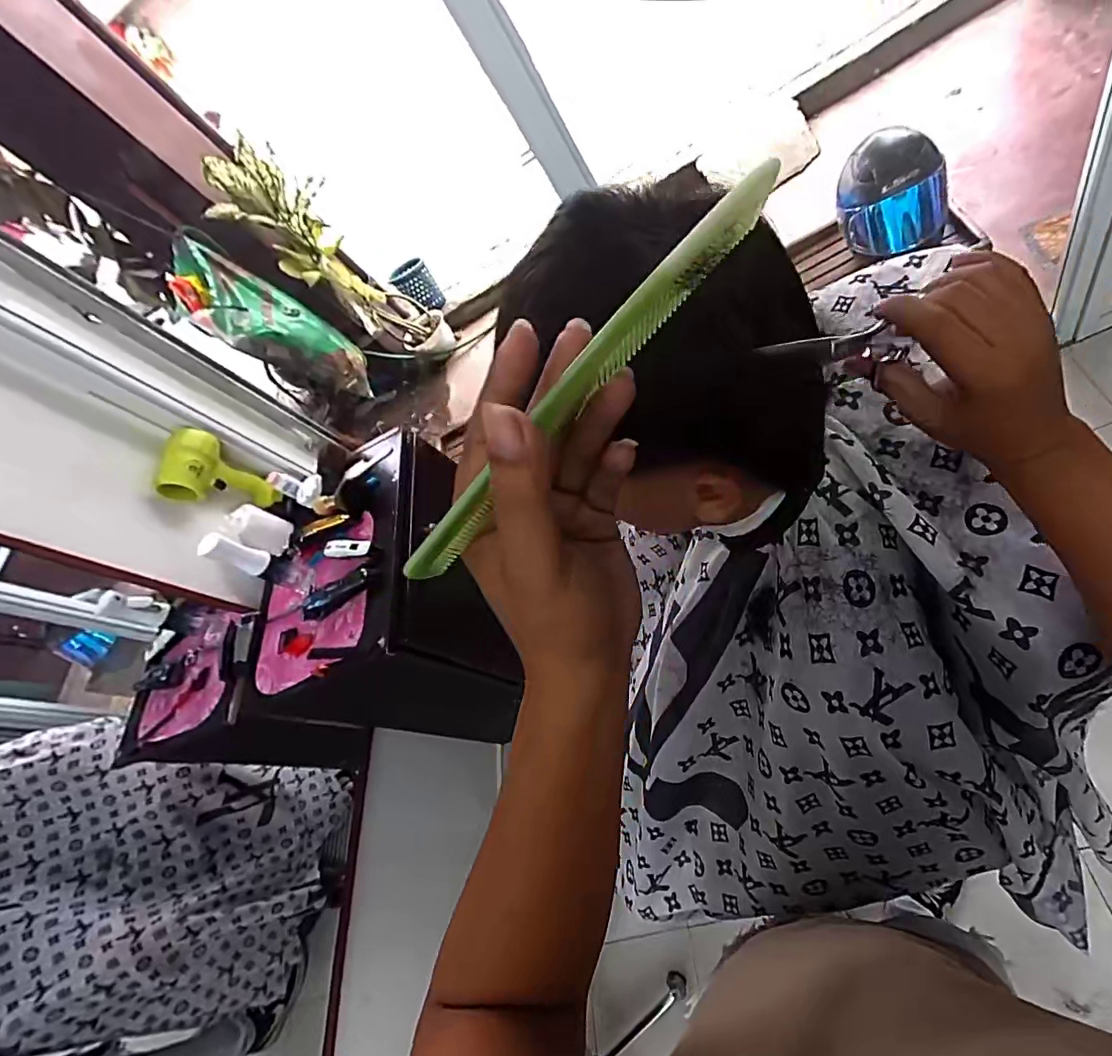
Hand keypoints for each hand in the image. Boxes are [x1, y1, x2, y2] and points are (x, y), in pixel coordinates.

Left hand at [456, 318, 639, 685]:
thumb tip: (506, 414)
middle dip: (559, 386)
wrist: (595, 664)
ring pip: (574, 450)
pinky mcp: (588, 517)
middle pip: (537, 431)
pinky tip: (628, 445)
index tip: (528, 335)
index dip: (510, 381)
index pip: (494, 431)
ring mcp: (555, 506)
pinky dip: (613, 461)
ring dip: (597, 418)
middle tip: (583, 335)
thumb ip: (519, 487)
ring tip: (623, 380)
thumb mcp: (534, 554)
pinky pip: (599, 477)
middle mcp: (516, 498)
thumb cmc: (555, 619)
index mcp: (483, 506)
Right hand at [873, 251, 1087, 472]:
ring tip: (929, 302)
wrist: (1036, 436)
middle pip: (957, 294)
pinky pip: (1008, 270)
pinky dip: (979, 264)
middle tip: (905, 318)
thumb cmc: (981, 431)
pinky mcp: (1039, 311)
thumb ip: (898, 386)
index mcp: (984, 372)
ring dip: (946, 281)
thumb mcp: (932, 419)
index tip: (882, 312)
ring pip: (981, 276)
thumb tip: (865, 358)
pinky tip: (959, 273)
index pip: (938, 323)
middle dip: (921, 299)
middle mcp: (1013, 339)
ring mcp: (1030, 320)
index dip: (903, 310)